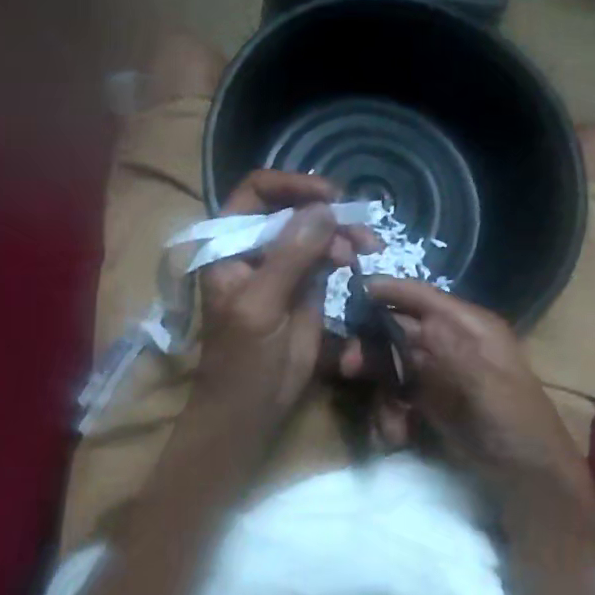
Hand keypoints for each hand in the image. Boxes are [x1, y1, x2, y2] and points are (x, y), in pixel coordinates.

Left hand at [194, 171, 372, 415]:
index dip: (291, 185)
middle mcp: (253, 246)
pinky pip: (326, 255)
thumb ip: (289, 257)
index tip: (328, 195)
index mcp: (227, 244)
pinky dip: (344, 252)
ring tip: (367, 248)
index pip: (256, 192)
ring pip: (313, 230)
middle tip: (359, 228)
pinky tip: (359, 262)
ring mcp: (280, 264)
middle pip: (291, 207)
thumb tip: (323, 208)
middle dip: (326, 211)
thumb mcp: (260, 305)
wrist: (249, 409)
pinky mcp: (303, 285)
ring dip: (342, 232)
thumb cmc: (241, 359)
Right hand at [343, 278, 583, 489]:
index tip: (354, 289)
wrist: (529, 478)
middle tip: (347, 366)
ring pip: (392, 364)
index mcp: (472, 329)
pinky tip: (396, 436)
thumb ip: (455, 354)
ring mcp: (439, 372)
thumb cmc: (517, 425)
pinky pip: (397, 394)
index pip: (425, 298)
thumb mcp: (489, 388)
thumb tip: (424, 322)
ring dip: (382, 391)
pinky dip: (391, 413)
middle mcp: (451, 343)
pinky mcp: (430, 399)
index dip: (391, 290)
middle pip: (399, 330)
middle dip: (373, 348)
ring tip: (388, 426)